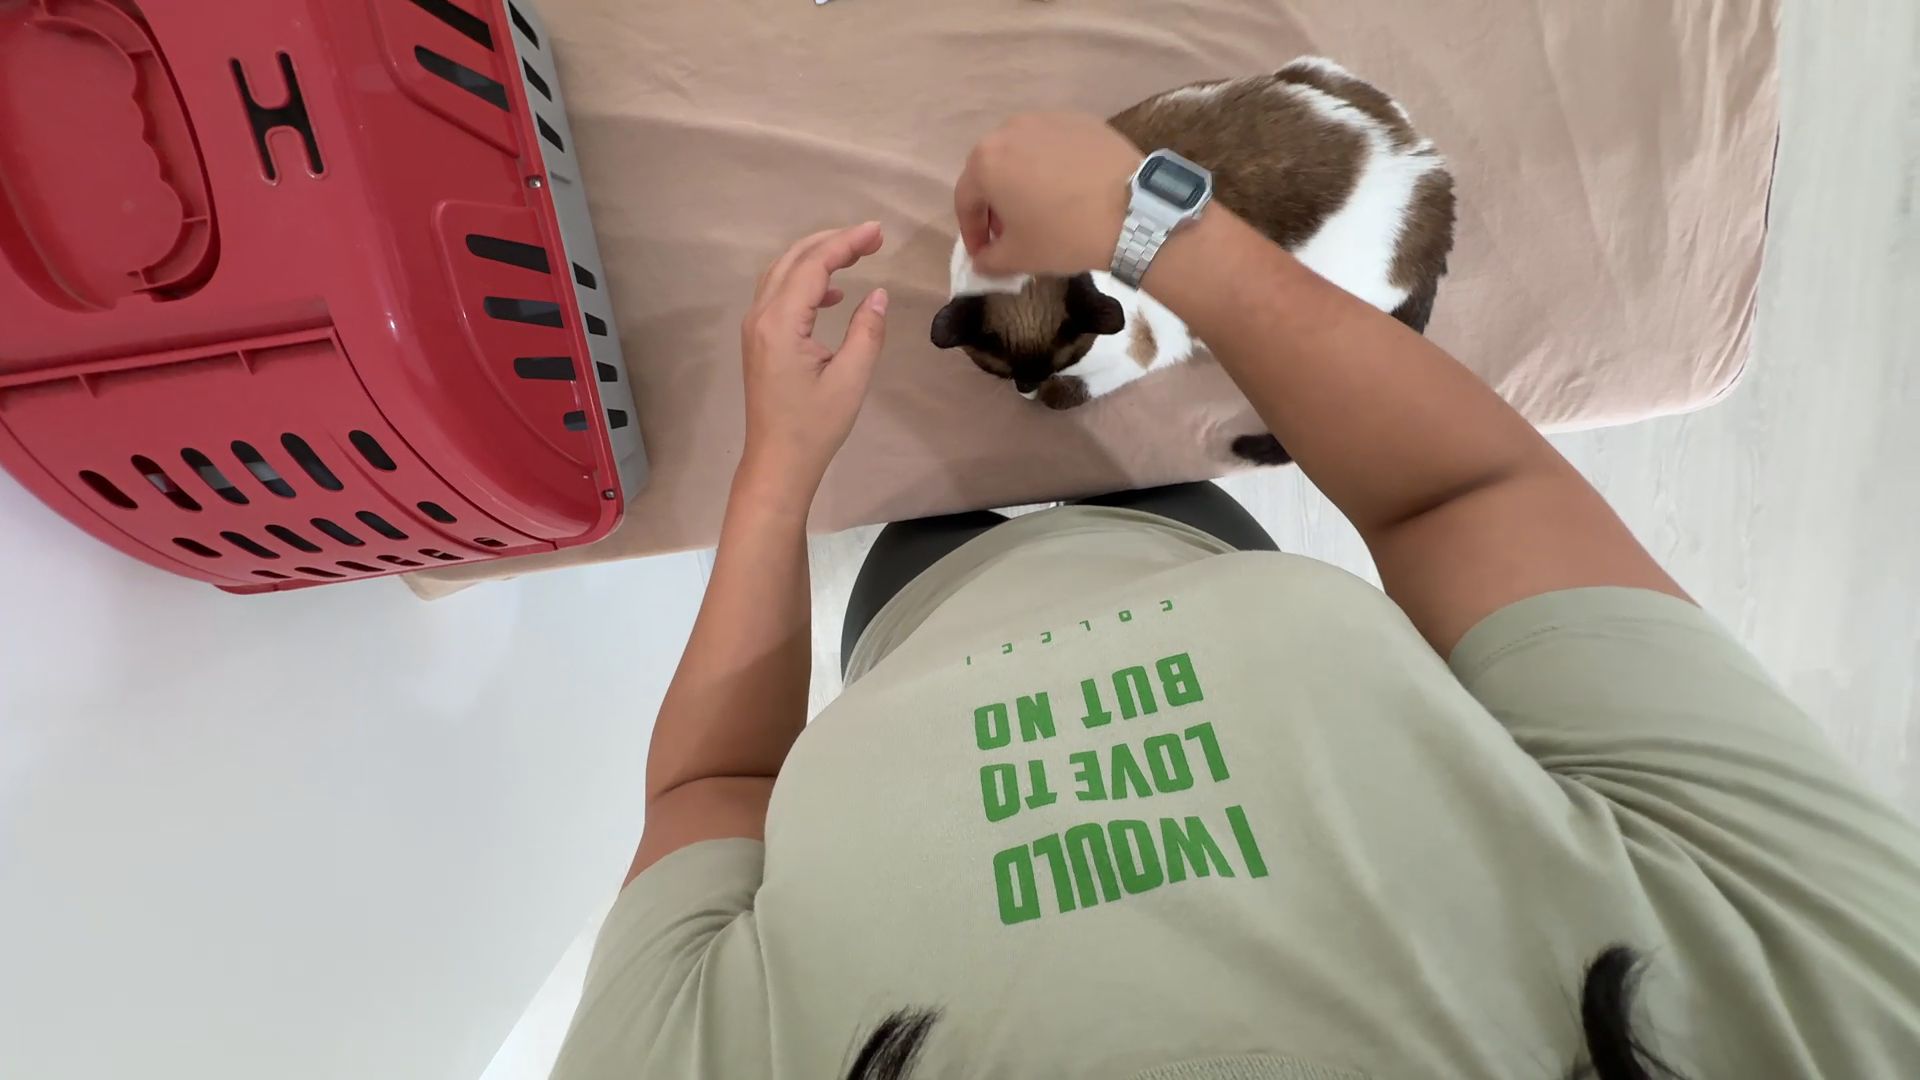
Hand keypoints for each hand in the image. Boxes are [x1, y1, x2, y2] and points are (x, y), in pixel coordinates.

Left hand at [737, 222, 889, 506]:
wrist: (778, 461)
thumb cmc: (815, 427)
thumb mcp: (850, 380)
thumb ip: (866, 332)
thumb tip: (878, 295)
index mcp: (781, 324)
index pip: (814, 266)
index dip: (847, 244)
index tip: (878, 233)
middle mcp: (760, 317)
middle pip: (793, 260)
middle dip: (832, 242)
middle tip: (871, 237)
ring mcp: (755, 328)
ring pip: (782, 273)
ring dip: (817, 257)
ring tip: (854, 254)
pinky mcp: (759, 341)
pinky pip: (779, 294)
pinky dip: (805, 282)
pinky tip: (832, 294)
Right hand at [954, 112, 1144, 277]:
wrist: (1131, 211)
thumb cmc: (1062, 235)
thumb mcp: (1018, 257)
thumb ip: (989, 259)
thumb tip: (982, 259)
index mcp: (985, 162)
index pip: (965, 199)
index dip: (971, 232)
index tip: (982, 254)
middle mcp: (1009, 130)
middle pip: (991, 171)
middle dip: (994, 205)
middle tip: (1008, 234)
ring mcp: (1047, 119)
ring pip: (1022, 155)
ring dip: (1020, 183)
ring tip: (1038, 211)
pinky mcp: (1080, 119)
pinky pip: (1053, 147)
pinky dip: (1050, 169)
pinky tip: (1066, 193)